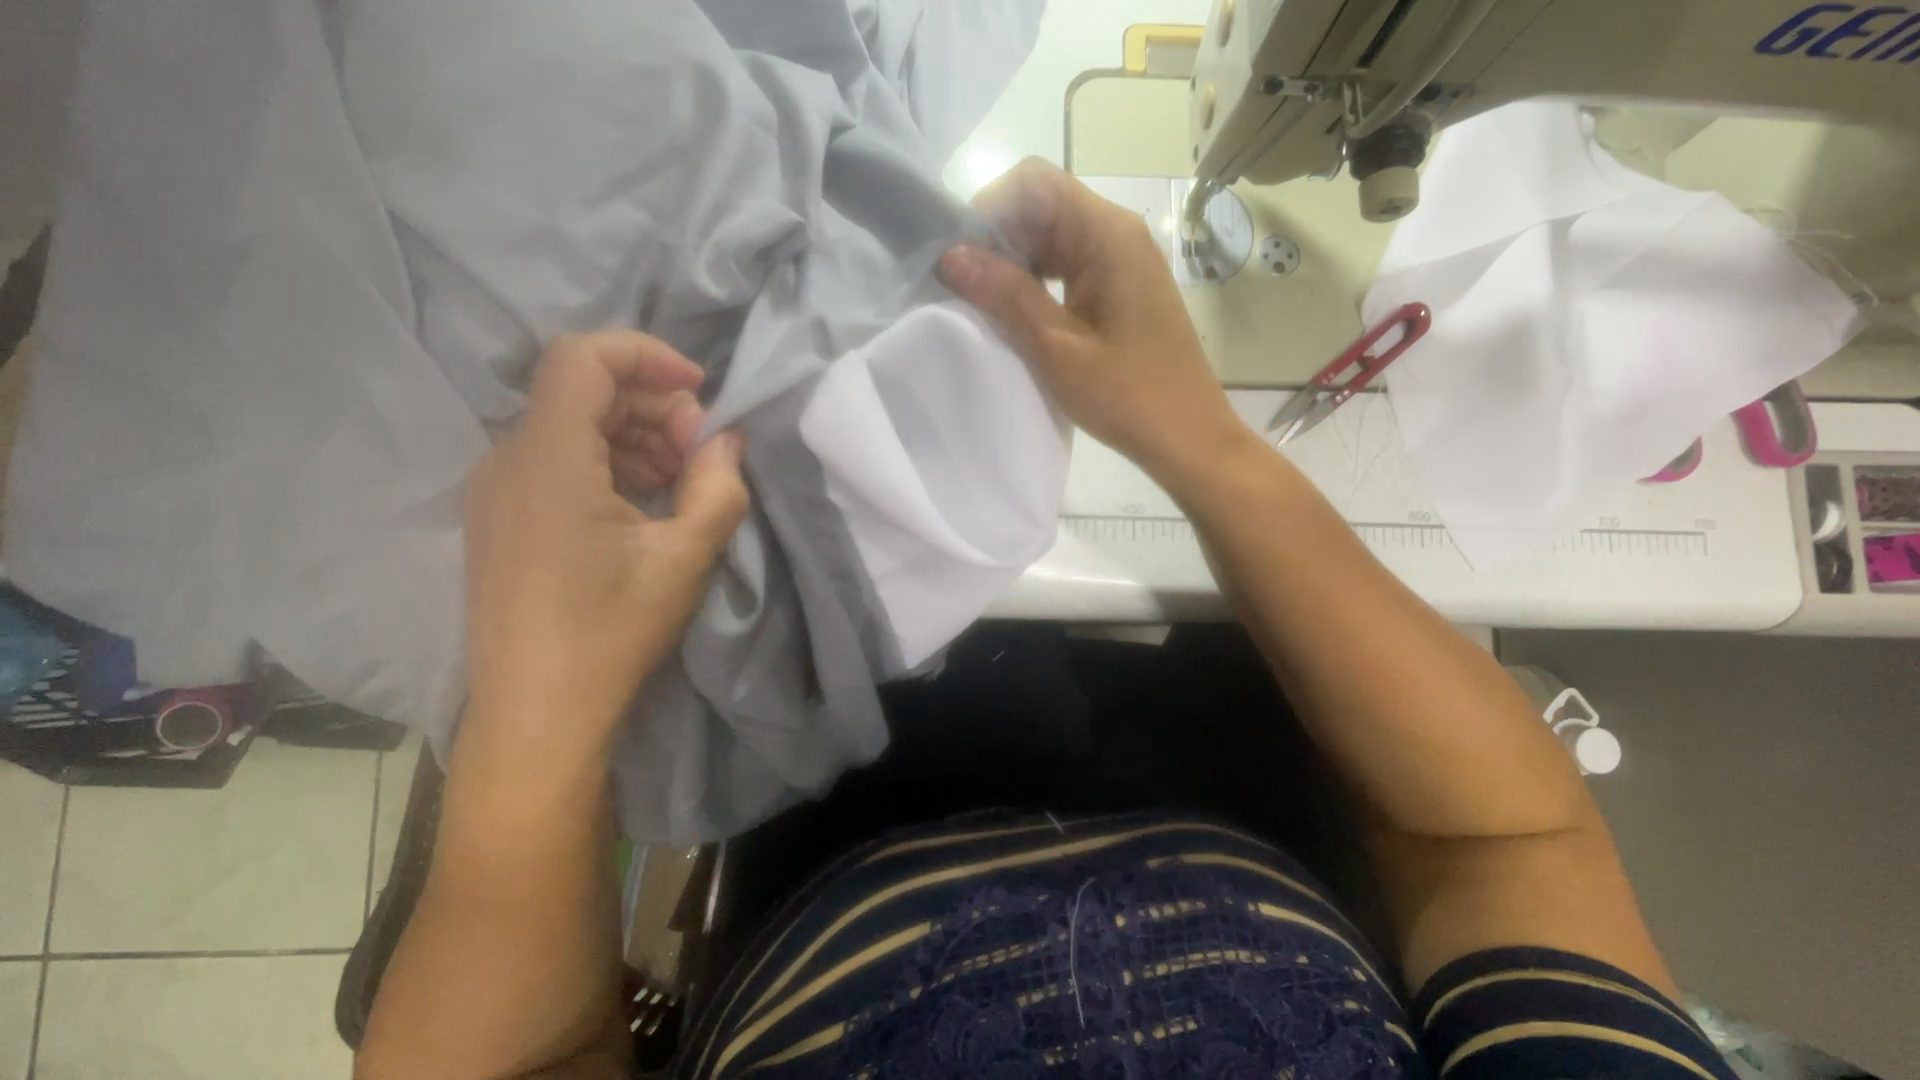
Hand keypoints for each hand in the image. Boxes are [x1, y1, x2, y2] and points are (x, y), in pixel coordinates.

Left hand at [462, 332, 747, 746]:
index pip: (583, 356)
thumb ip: (717, 486)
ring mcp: (495, 490)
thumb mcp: (685, 558)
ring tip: (680, 484)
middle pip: (582, 389)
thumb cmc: (610, 633)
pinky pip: (555, 461)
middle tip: (701, 455)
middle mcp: (508, 459)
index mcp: (547, 458)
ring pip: (570, 425)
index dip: (647, 355)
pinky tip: (642, 507)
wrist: (536, 716)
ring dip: (634, 436)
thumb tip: (725, 442)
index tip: (700, 392)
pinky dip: (606, 463)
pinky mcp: (498, 518)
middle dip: (653, 406)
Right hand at [937, 158, 1254, 483]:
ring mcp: (1122, 260)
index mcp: (1107, 234)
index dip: (989, 208)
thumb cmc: (1127, 394)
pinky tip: (1017, 315)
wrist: (1189, 438)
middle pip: (1043, 204)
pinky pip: (1069, 264)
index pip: (1034, 181)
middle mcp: (1118, 233)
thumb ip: (1005, 294)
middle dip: (997, 236)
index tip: (960, 257)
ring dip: (1014, 261)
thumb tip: (950, 255)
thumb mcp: (1056, 347)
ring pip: (1053, 236)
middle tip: (963, 286)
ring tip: (984, 304)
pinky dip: (1037, 280)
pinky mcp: (1121, 288)